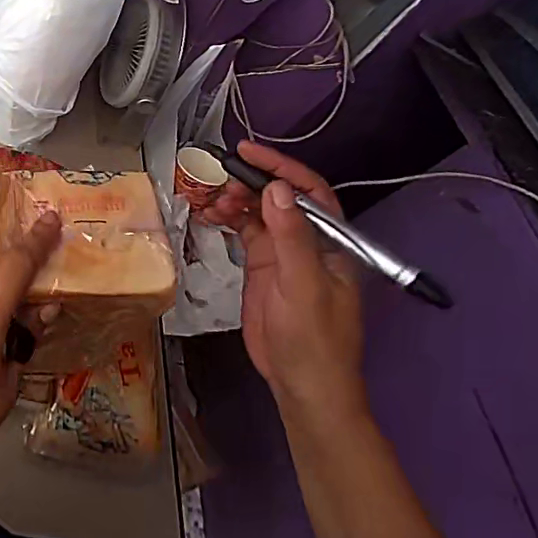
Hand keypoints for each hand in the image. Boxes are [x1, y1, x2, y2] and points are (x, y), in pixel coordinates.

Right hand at [201, 141, 365, 412]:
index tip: (247, 151)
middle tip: (218, 177)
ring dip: (234, 198)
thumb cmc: (313, 339)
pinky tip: (209, 213)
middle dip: (248, 181)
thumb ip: (292, 236)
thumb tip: (277, 189)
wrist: (302, 386)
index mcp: (329, 240)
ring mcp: (283, 251)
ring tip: (209, 198)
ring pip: (257, 209)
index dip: (280, 166)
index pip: (307, 190)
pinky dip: (226, 217)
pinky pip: (243, 229)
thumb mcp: (304, 286)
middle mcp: (307, 238)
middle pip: (277, 196)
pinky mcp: (262, 264)